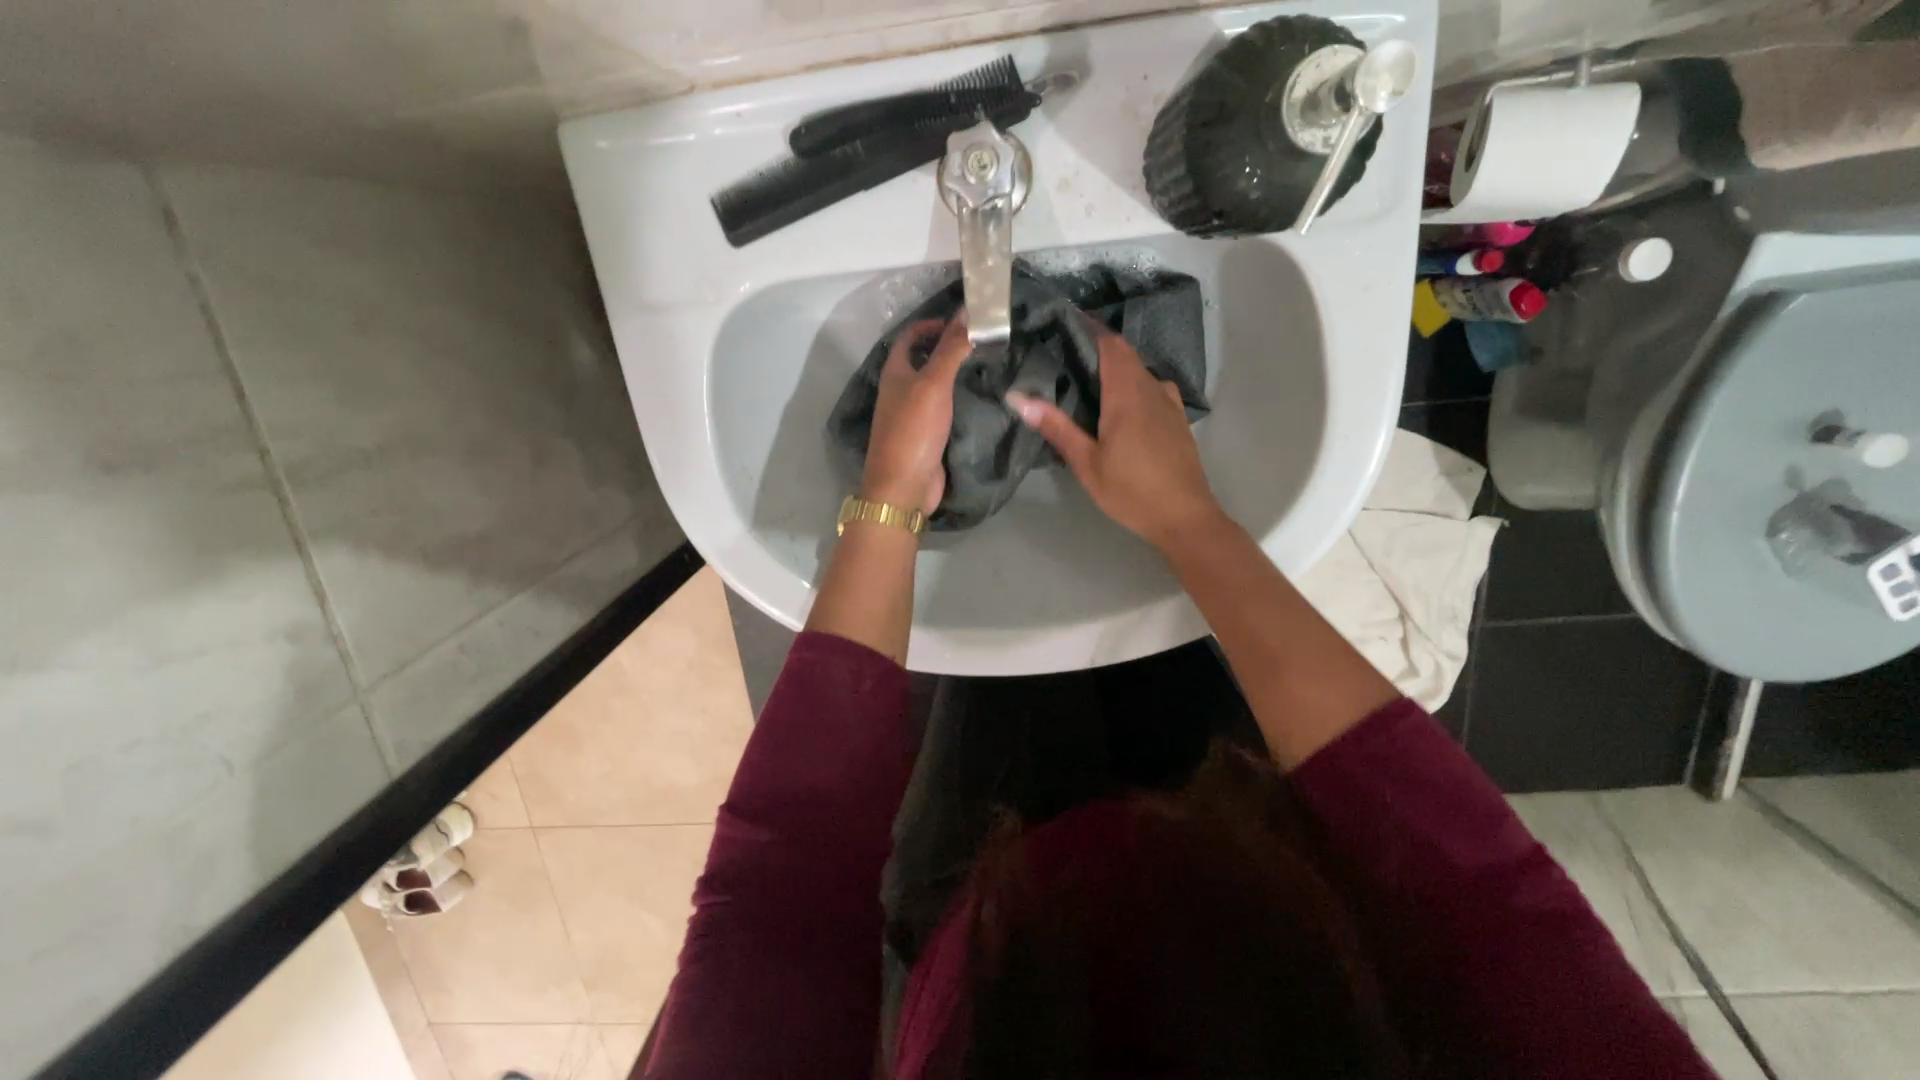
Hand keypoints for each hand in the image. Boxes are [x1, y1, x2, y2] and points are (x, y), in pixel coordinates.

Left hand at [864, 313, 970, 515]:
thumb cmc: (914, 430)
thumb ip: (951, 349)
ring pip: (934, 386)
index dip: (934, 324)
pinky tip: (979, 400)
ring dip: (956, 375)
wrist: (904, 486)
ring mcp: (911, 415)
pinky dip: (958, 401)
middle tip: (982, 344)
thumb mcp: (934, 383)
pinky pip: (942, 410)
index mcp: (894, 371)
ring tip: (986, 367)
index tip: (965, 323)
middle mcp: (899, 390)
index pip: (911, 335)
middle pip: (923, 359)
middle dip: (949, 348)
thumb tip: (969, 312)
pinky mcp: (925, 436)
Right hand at [1005, 317, 1224, 551]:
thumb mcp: (1087, 462)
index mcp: (1127, 393)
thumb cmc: (1131, 491)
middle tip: (1064, 352)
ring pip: (1139, 371)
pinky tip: (1118, 405)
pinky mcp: (1177, 419)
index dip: (1089, 327)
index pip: (1110, 343)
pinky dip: (1133, 386)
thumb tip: (1018, 397)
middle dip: (1097, 347)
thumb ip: (1056, 427)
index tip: (1063, 321)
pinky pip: (1152, 389)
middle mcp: (1151, 389)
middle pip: (1124, 354)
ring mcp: (1169, 403)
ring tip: (1086, 379)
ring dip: (1115, 368)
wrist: (1185, 517)